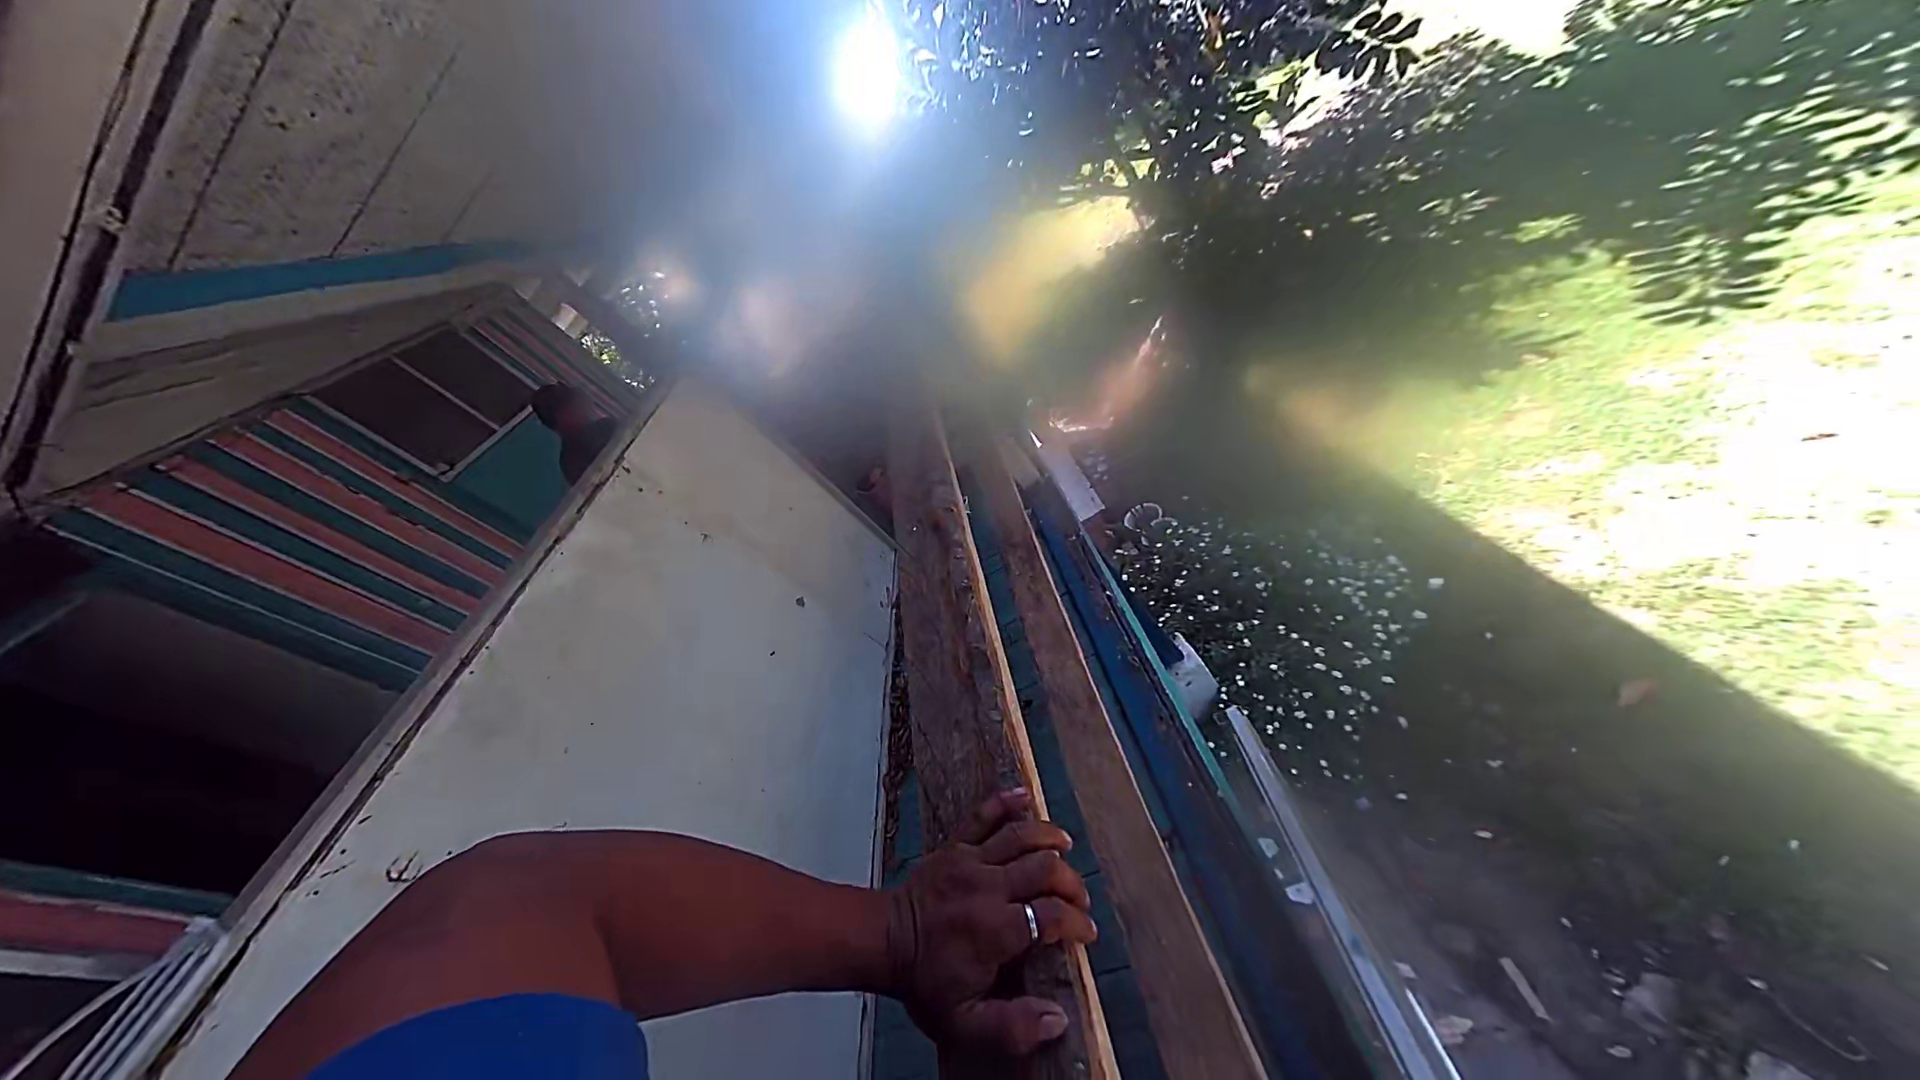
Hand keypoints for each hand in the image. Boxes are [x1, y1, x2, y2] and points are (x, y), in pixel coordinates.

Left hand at [884, 789, 1098, 1055]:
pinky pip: (981, 815)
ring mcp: (970, 858)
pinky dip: (1004, 801)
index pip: (1052, 916)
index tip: (1087, 933)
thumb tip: (1057, 1017)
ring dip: (1048, 836)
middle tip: (1081, 897)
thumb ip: (1011, 1026)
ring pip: (1019, 835)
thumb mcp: (965, 1022)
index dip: (1077, 922)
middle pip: (1043, 869)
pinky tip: (1024, 794)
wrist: (886, 940)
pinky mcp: (955, 843)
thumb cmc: (928, 981)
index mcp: (995, 930)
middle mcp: (988, 887)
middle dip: (1071, 881)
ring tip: (1067, 845)